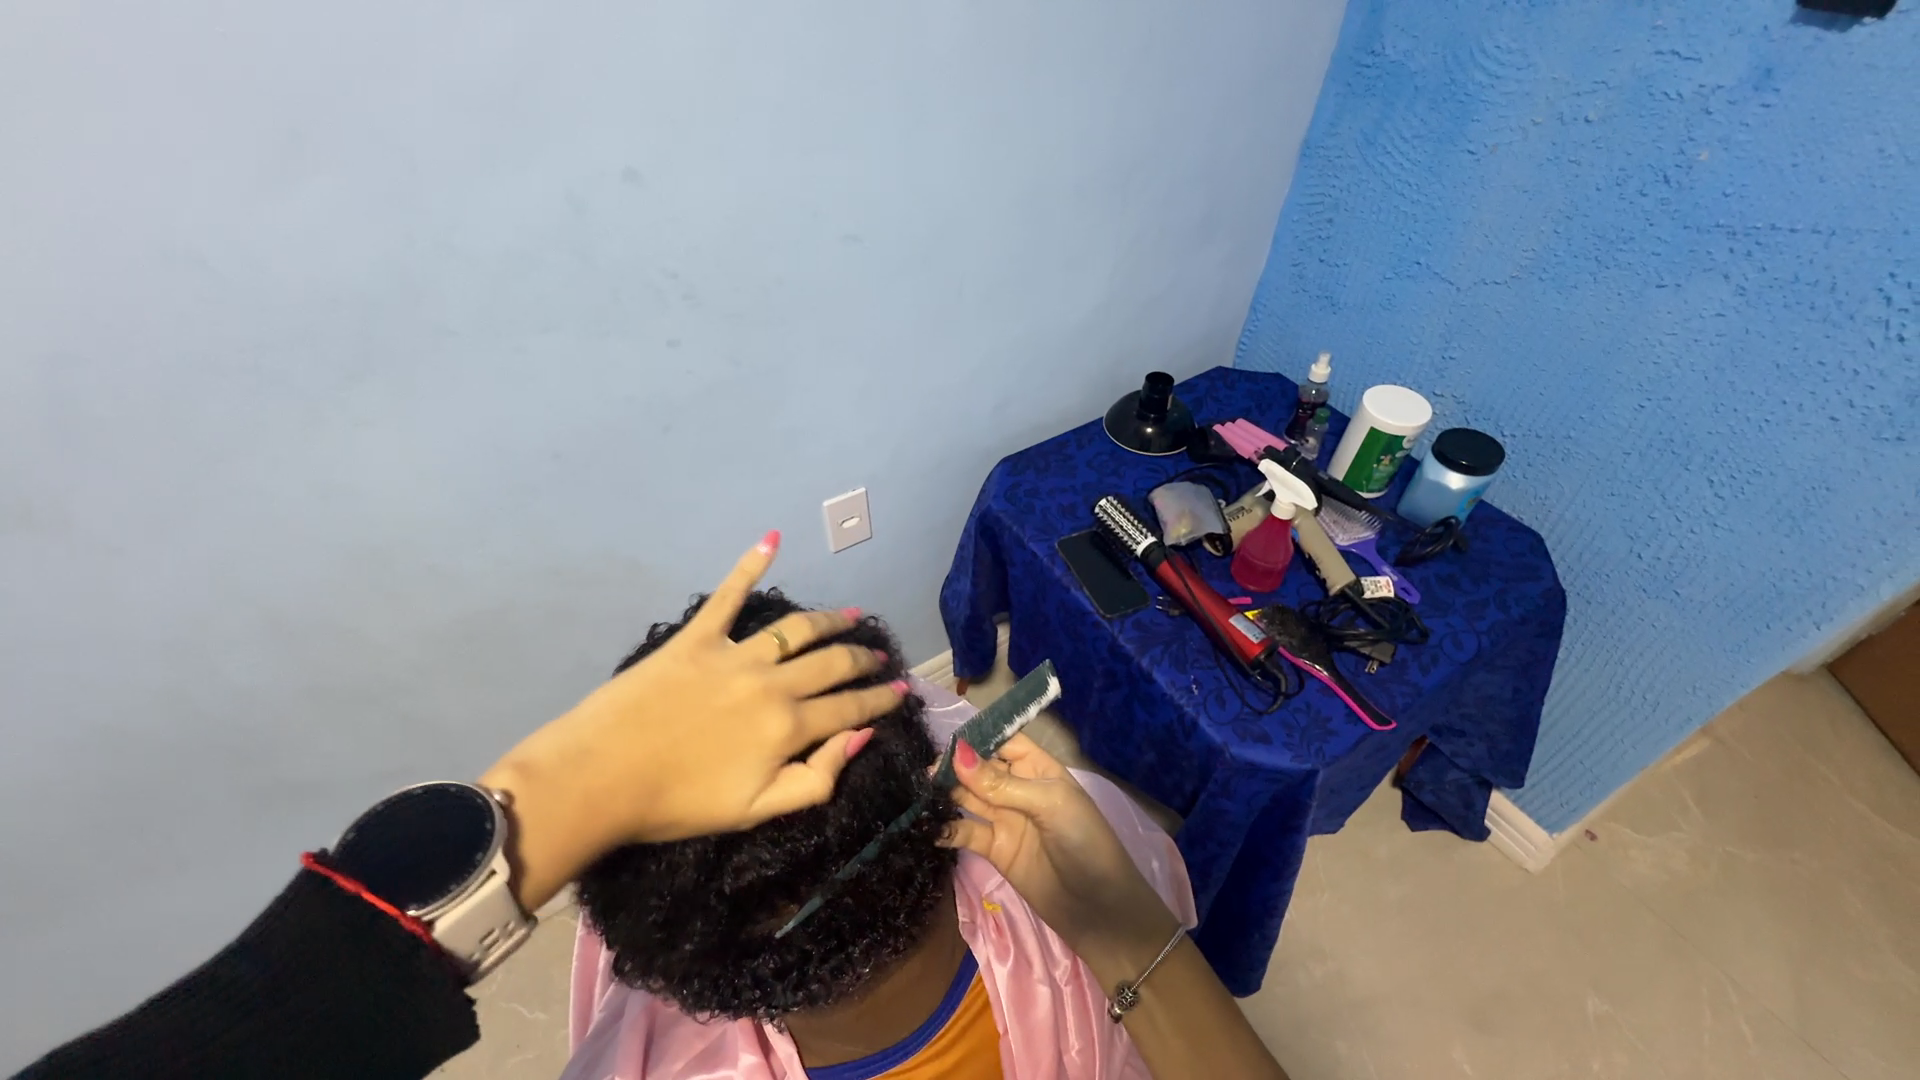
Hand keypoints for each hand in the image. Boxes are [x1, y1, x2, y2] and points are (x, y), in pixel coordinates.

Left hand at [479, 531, 906, 909]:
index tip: (902, 689)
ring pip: (796, 629)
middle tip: (879, 655)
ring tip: (851, 615)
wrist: (598, 779)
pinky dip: (750, 565)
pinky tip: (771, 540)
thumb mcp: (757, 812)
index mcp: (788, 728)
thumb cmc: (678, 804)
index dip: (880, 700)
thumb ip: (816, 779)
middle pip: (832, 663)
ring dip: (829, 621)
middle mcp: (772, 683)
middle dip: (863, 658)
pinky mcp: (697, 638)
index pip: (850, 708)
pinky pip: (729, 595)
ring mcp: (735, 655)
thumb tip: (859, 738)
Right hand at [942, 734, 1179, 971]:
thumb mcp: (1049, 804)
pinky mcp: (994, 850)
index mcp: (1039, 769)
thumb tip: (958, 754)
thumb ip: (1001, 783)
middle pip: (980, 768)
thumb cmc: (1085, 844)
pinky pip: (966, 832)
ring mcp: (1005, 819)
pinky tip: (930, 827)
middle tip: (926, 771)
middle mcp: (1019, 789)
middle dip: (955, 766)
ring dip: (946, 794)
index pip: (1004, 741)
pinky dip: (947, 828)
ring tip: (920, 793)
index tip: (947, 740)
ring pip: (969, 797)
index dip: (978, 739)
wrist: (1101, 912)